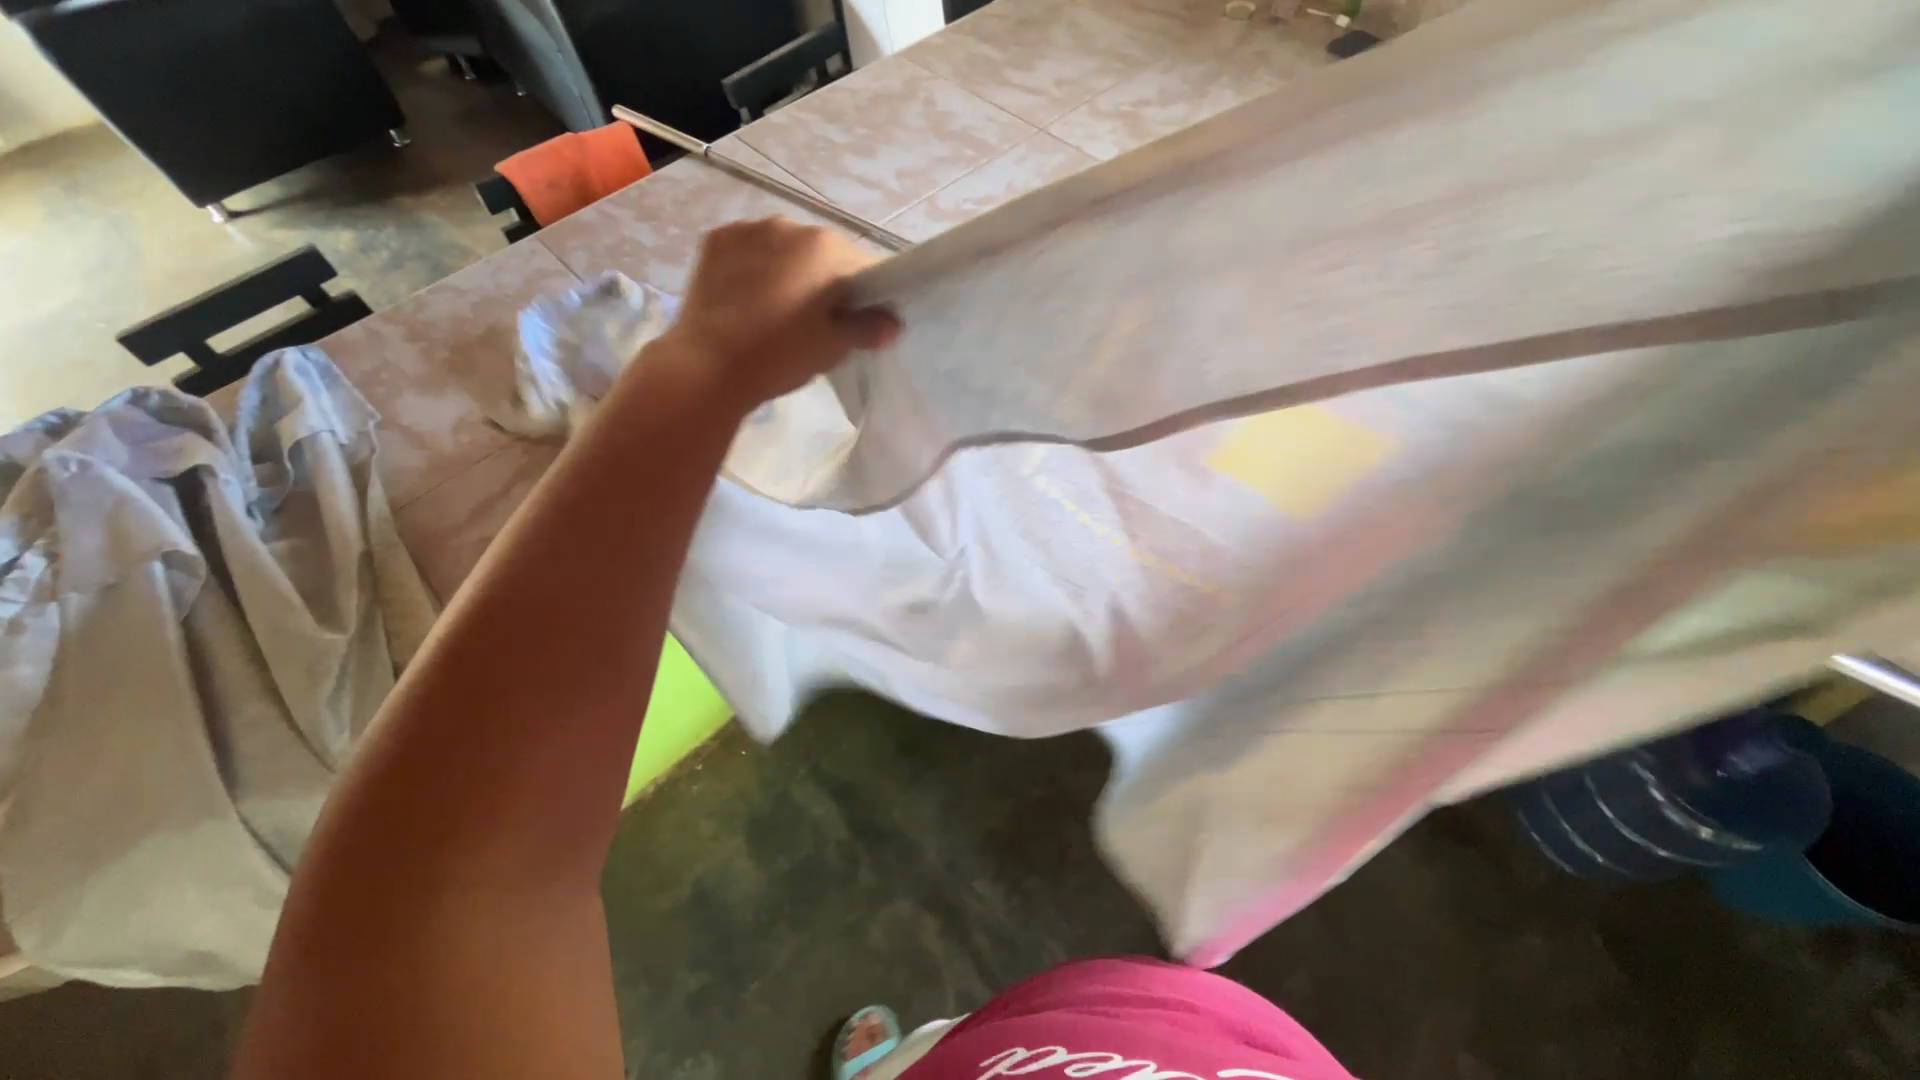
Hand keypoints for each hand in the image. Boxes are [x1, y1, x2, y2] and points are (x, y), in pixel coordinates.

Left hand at [653, 217, 899, 409]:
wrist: (706, 367)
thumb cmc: (780, 356)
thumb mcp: (832, 347)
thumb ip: (867, 328)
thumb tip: (891, 323)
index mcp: (826, 247)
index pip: (864, 268)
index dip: (868, 296)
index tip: (861, 322)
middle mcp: (790, 225)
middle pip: (822, 253)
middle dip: (826, 281)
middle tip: (818, 321)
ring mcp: (749, 229)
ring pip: (784, 249)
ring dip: (789, 271)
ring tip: (778, 310)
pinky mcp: (716, 240)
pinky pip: (749, 250)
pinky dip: (755, 267)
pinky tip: (748, 299)